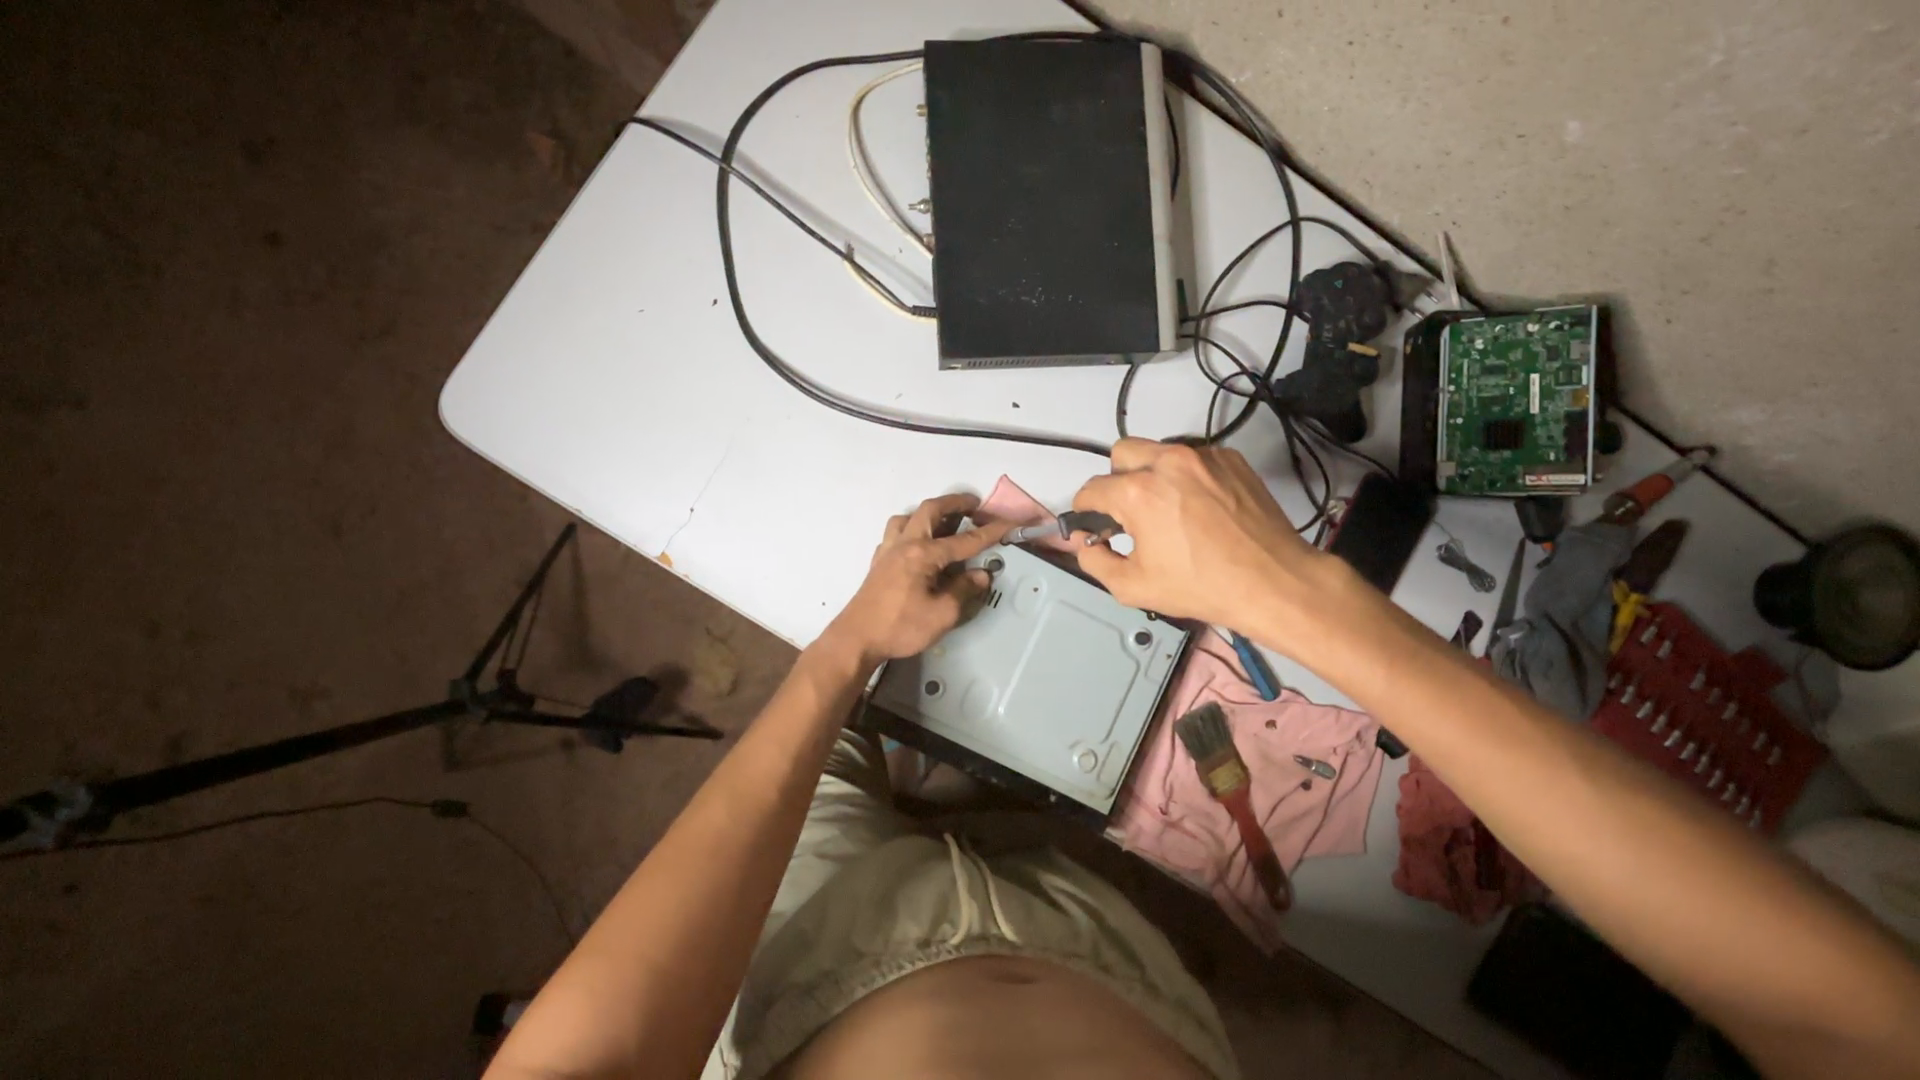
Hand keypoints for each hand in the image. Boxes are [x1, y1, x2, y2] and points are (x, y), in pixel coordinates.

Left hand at [821, 494, 1010, 667]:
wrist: (856, 639)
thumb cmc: (900, 627)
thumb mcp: (942, 615)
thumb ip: (964, 590)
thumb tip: (981, 574)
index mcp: (923, 554)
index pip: (965, 539)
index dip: (990, 532)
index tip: (1011, 523)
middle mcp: (904, 544)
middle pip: (930, 511)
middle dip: (955, 503)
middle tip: (974, 504)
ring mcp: (887, 551)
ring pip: (907, 518)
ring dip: (928, 513)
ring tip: (944, 521)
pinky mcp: (878, 563)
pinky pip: (895, 533)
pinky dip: (910, 529)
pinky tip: (918, 544)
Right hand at [1071, 439, 1347, 635]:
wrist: (1273, 581)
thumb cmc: (1201, 587)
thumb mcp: (1133, 586)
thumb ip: (1094, 560)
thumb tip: (1083, 543)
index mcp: (1138, 491)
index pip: (1091, 489)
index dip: (1085, 511)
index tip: (1094, 527)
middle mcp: (1168, 462)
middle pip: (1122, 453)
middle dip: (1116, 480)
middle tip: (1130, 513)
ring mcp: (1203, 456)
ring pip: (1160, 452)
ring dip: (1152, 474)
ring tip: (1169, 510)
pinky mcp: (1231, 459)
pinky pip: (1194, 458)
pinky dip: (1187, 477)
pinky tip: (1200, 508)